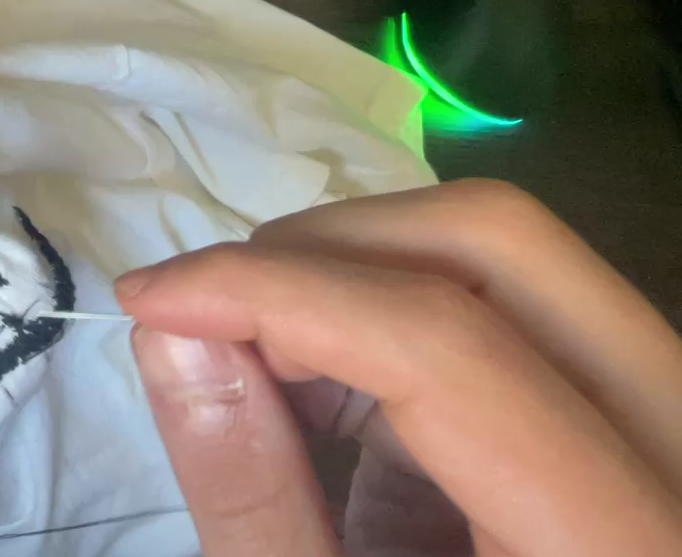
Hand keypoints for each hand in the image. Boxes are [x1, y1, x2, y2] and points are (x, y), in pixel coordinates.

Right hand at [118, 181, 681, 555]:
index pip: (443, 346)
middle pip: (495, 249)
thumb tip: (167, 330)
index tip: (147, 300)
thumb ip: (247, 492)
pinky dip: (370, 304)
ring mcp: (677, 430)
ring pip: (501, 252)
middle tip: (212, 314)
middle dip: (310, 253)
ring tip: (265, 360)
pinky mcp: (623, 412)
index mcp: (631, 556)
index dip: (268, 292)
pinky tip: (327, 390)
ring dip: (336, 270)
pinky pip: (497, 294)